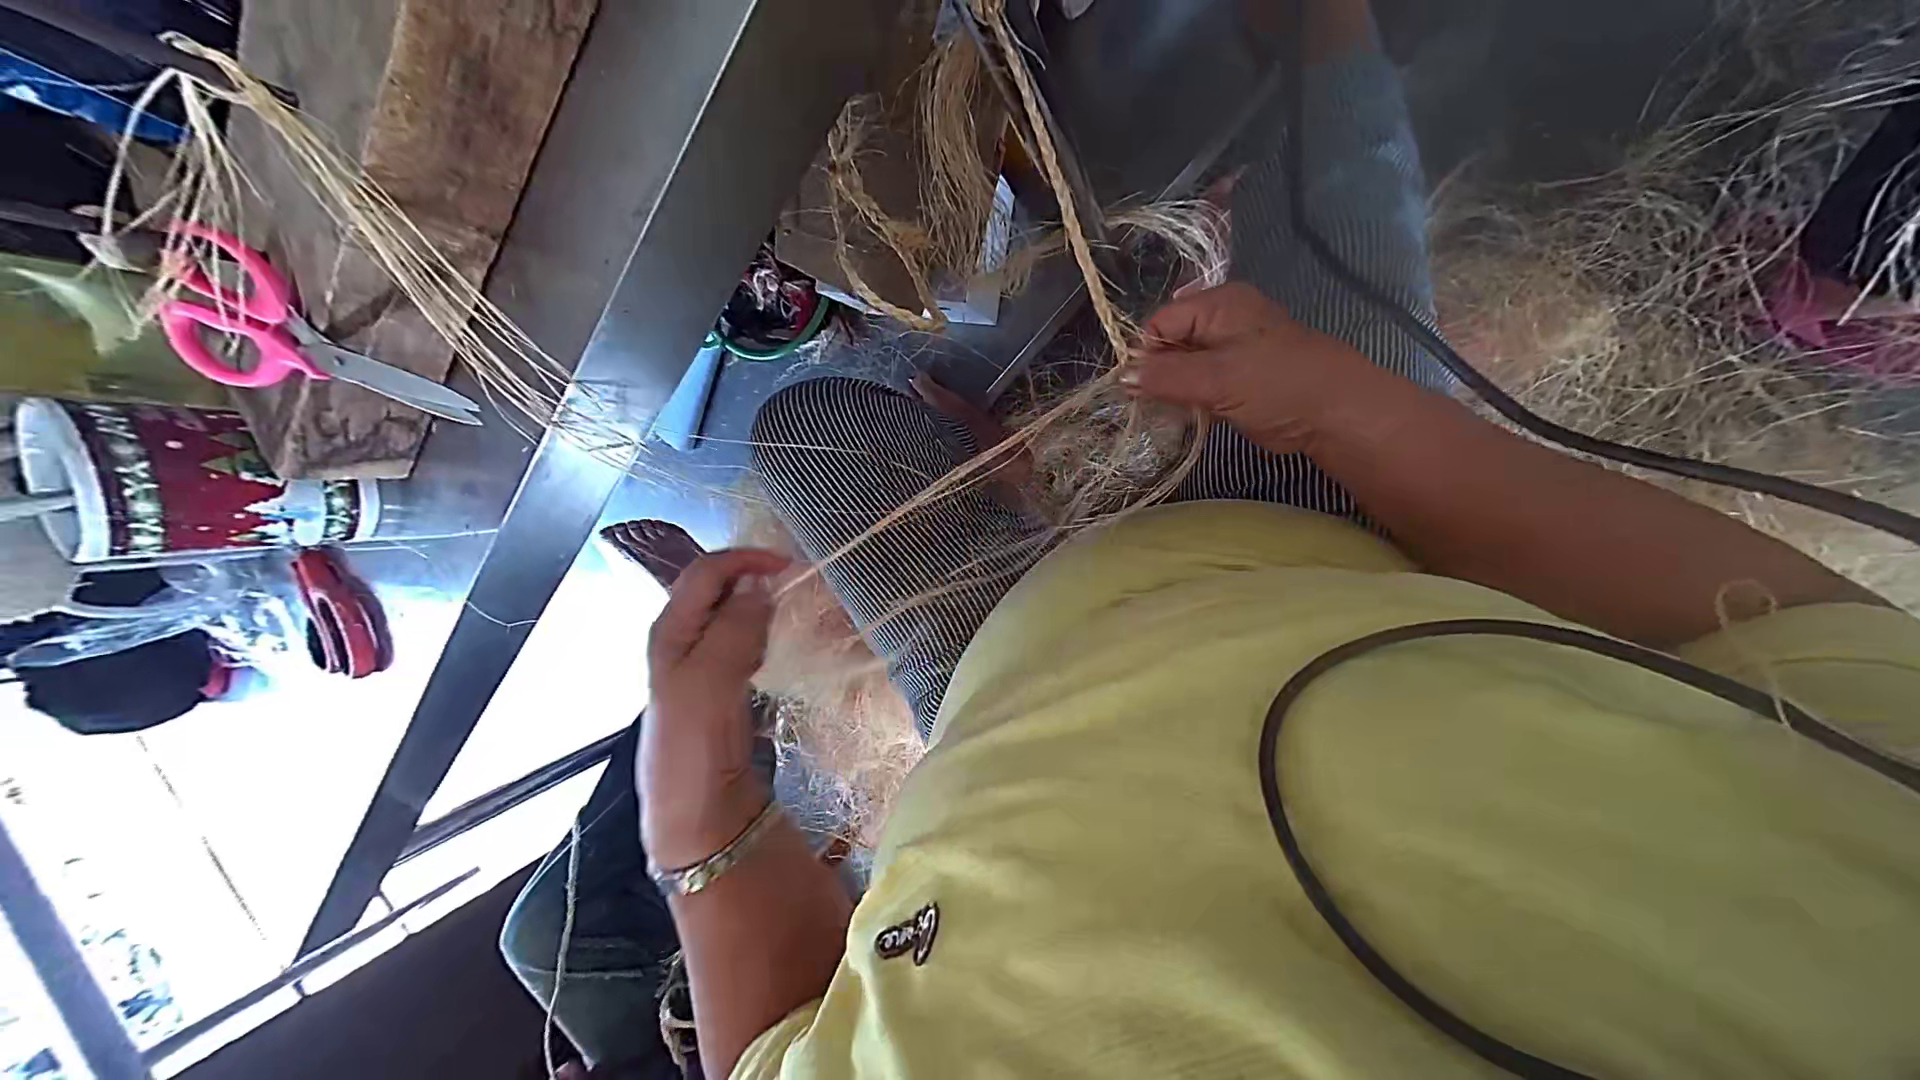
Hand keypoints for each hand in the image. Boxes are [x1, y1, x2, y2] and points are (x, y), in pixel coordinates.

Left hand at [640, 548, 790, 870]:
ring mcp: (702, 661)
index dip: (746, 558)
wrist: (699, 816)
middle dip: (757, 574)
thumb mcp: (708, 686)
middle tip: (798, 584)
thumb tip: (761, 583)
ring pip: (734, 611)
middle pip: (720, 586)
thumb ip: (732, 630)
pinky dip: (765, 627)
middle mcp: (682, 638)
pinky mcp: (722, 682)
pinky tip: (780, 640)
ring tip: (795, 605)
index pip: (706, 572)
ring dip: (762, 600)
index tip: (791, 566)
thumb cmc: (694, 750)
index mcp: (669, 631)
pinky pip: (745, 637)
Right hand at [1123, 283, 1390, 453]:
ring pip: (1182, 367)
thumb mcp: (1216, 378)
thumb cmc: (1277, 385)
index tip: (1137, 387)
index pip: (1159, 322)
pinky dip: (1189, 400)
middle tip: (1153, 404)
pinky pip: (1198, 384)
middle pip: (1168, 344)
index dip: (1144, 353)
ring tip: (1171, 411)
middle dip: (1156, 373)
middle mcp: (1221, 320)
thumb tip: (1122, 377)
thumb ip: (1165, 376)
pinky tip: (1188, 416)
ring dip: (1172, 390)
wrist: (1334, 414)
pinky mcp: (1235, 378)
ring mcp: (1229, 350)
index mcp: (1218, 304)